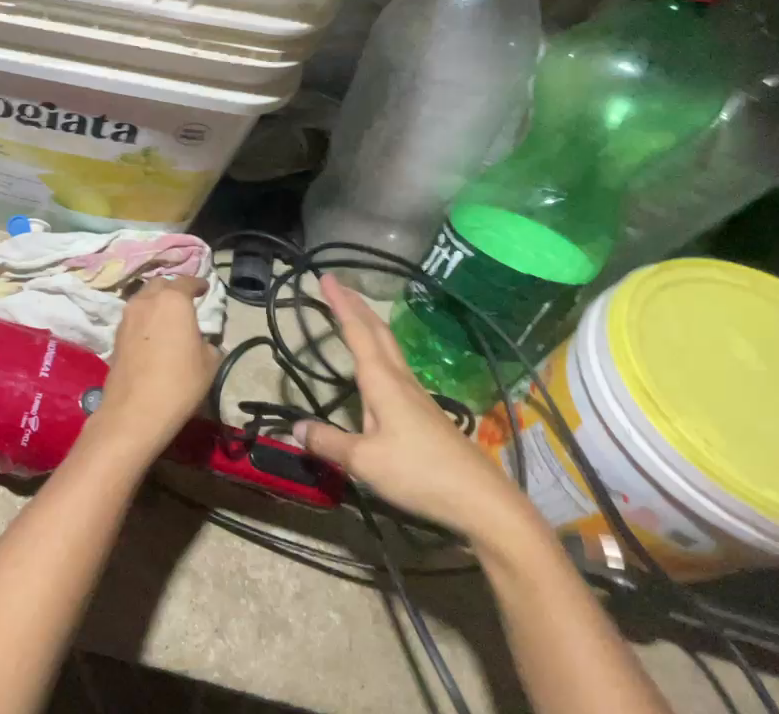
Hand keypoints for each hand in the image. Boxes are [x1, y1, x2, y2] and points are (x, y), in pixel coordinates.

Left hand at [92, 276, 217, 457]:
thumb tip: (201, 341)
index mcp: (173, 300)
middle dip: (173, 290)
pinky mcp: (115, 334)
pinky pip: (133, 317)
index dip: (197, 283)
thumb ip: (207, 342)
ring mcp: (127, 316)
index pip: (186, 282)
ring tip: (167, 317)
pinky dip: (144, 318)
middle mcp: (146, 301)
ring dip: (155, 303)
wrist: (137, 407)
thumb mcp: (209, 362)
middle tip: (184, 301)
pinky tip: (152, 333)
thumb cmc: (180, 382)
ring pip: (142, 299)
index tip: (204, 288)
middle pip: (160, 285)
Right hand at [293, 275, 536, 542]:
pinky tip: (375, 370)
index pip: (357, 333)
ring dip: (369, 327)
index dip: (340, 304)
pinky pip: (395, 370)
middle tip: (337, 285)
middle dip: (357, 307)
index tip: (325, 277)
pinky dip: (378, 353)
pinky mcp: (425, 416)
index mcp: (383, 383)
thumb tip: (296, 427)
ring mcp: (417, 399)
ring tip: (353, 316)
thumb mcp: (363, 461)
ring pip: (389, 350)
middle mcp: (401, 382)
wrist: (482, 502)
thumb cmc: (419, 473)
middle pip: (379, 334)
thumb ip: (327, 442)